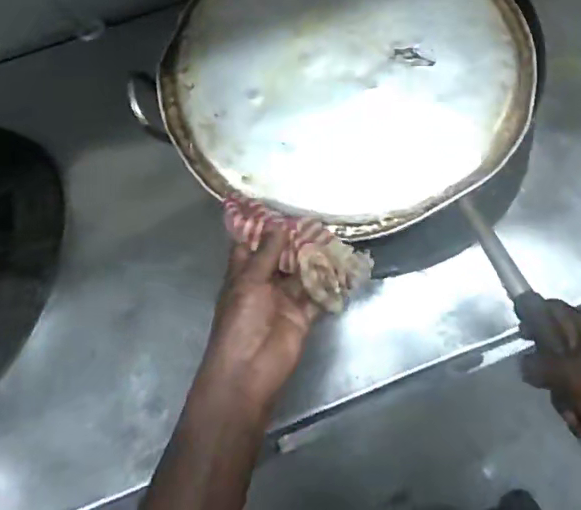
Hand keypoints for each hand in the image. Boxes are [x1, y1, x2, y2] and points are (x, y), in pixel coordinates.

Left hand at [195, 226, 319, 416]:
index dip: (263, 228)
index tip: (279, 207)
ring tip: (332, 236)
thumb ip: (266, 254)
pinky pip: (317, 296)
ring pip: (301, 274)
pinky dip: (328, 284)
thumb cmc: (239, 322)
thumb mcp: (248, 282)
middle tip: (315, 218)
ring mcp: (283, 300)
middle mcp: (264, 284)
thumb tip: (278, 227)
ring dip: (314, 259)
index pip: (251, 245)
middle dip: (295, 240)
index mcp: (243, 274)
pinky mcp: (302, 317)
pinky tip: (341, 267)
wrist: (248, 372)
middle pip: (281, 257)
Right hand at [519, 298, 580, 470]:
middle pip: (553, 345)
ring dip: (562, 397)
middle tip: (544, 382)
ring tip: (573, 413)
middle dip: (546, 370)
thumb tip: (523, 362)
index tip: (517, 330)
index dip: (530, 314)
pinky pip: (579, 396)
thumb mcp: (566, 376)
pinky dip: (578, 410)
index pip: (550, 308)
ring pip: (564, 376)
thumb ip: (538, 365)